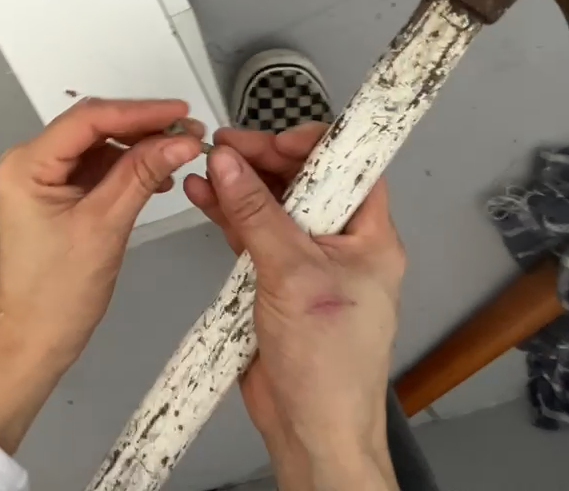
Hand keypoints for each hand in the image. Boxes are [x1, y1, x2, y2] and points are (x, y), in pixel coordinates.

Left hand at [0, 98, 203, 452]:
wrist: (32, 344)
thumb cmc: (58, 294)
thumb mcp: (105, 227)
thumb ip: (141, 176)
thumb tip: (180, 140)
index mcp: (27, 163)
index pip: (89, 119)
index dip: (138, 111)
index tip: (181, 111)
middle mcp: (29, 162)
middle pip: (93, 128)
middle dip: (142, 127)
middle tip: (189, 130)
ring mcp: (42, 179)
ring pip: (98, 147)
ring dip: (138, 148)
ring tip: (181, 150)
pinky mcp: (56, 195)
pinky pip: (95, 170)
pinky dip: (126, 170)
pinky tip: (157, 177)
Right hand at [185, 125, 405, 490]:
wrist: (309, 430)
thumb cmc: (328, 363)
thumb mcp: (292, 274)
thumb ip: (255, 211)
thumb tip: (225, 160)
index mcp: (367, 235)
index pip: (348, 166)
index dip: (312, 144)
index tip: (271, 138)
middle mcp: (338, 241)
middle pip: (301, 179)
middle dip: (261, 159)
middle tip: (223, 146)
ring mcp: (303, 258)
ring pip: (269, 202)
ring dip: (236, 182)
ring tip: (203, 163)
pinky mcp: (272, 276)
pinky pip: (248, 230)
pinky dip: (224, 212)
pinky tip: (200, 195)